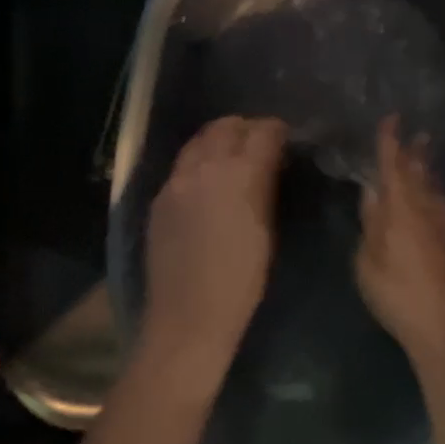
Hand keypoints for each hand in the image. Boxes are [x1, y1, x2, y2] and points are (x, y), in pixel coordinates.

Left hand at [141, 116, 288, 376]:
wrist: (188, 316)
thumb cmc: (241, 282)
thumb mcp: (266, 233)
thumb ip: (265, 189)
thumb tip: (270, 165)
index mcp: (239, 174)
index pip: (262, 132)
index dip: (278, 131)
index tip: (286, 139)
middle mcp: (203, 167)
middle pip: (225, 127)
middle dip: (245, 129)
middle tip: (259, 144)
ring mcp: (175, 182)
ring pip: (197, 143)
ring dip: (218, 142)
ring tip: (232, 159)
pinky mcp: (158, 200)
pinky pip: (181, 168)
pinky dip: (198, 165)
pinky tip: (207, 185)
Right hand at [355, 115, 444, 370]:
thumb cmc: (398, 295)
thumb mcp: (368, 262)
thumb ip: (370, 224)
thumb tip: (371, 192)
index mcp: (402, 211)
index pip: (394, 168)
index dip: (390, 143)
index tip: (391, 119)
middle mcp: (427, 212)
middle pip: (420, 176)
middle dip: (415, 154)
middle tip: (416, 133)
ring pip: (434, 191)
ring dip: (428, 173)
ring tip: (425, 158)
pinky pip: (441, 209)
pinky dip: (434, 196)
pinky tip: (433, 200)